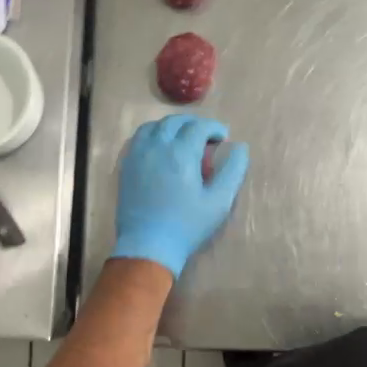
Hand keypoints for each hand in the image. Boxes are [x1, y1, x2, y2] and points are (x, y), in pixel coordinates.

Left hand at [110, 114, 248, 279]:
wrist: (148, 245)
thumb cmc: (187, 225)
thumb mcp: (219, 201)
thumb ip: (232, 170)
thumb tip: (240, 147)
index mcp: (181, 153)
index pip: (198, 127)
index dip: (214, 128)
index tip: (223, 137)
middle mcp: (157, 147)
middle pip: (175, 122)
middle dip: (193, 124)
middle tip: (206, 136)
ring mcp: (138, 155)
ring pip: (154, 126)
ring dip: (171, 127)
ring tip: (183, 138)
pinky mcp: (126, 166)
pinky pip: (138, 139)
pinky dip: (153, 135)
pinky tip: (161, 148)